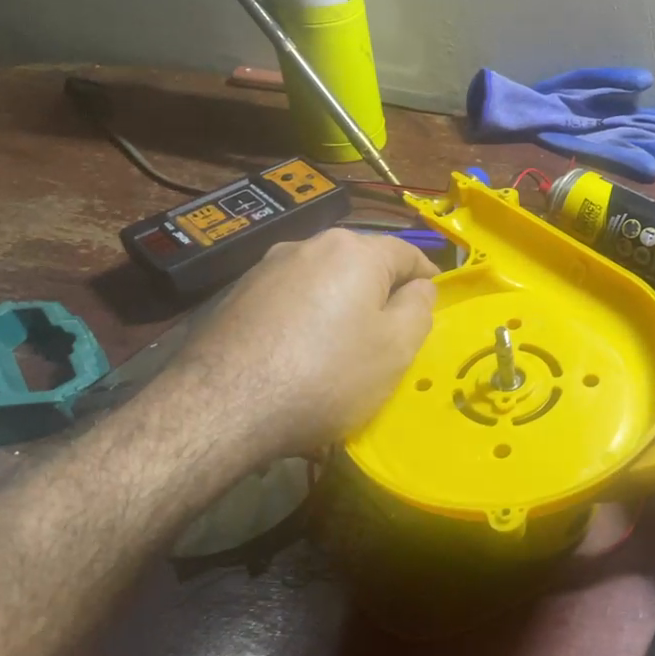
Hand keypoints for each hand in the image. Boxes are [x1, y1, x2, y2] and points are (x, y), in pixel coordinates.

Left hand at [159, 231, 436, 464]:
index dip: (426, 277)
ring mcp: (264, 269)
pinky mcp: (235, 298)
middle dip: (380, 291)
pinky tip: (302, 355)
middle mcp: (307, 246)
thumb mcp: (396, 348)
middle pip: (361, 263)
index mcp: (354, 251)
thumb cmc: (327, 375)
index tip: (433, 304)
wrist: (222, 408)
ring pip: (322, 281)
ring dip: (341, 304)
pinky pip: (289, 300)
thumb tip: (419, 288)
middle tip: (392, 332)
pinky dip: (306, 318)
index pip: (406, 252)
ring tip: (344, 346)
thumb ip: (419, 309)